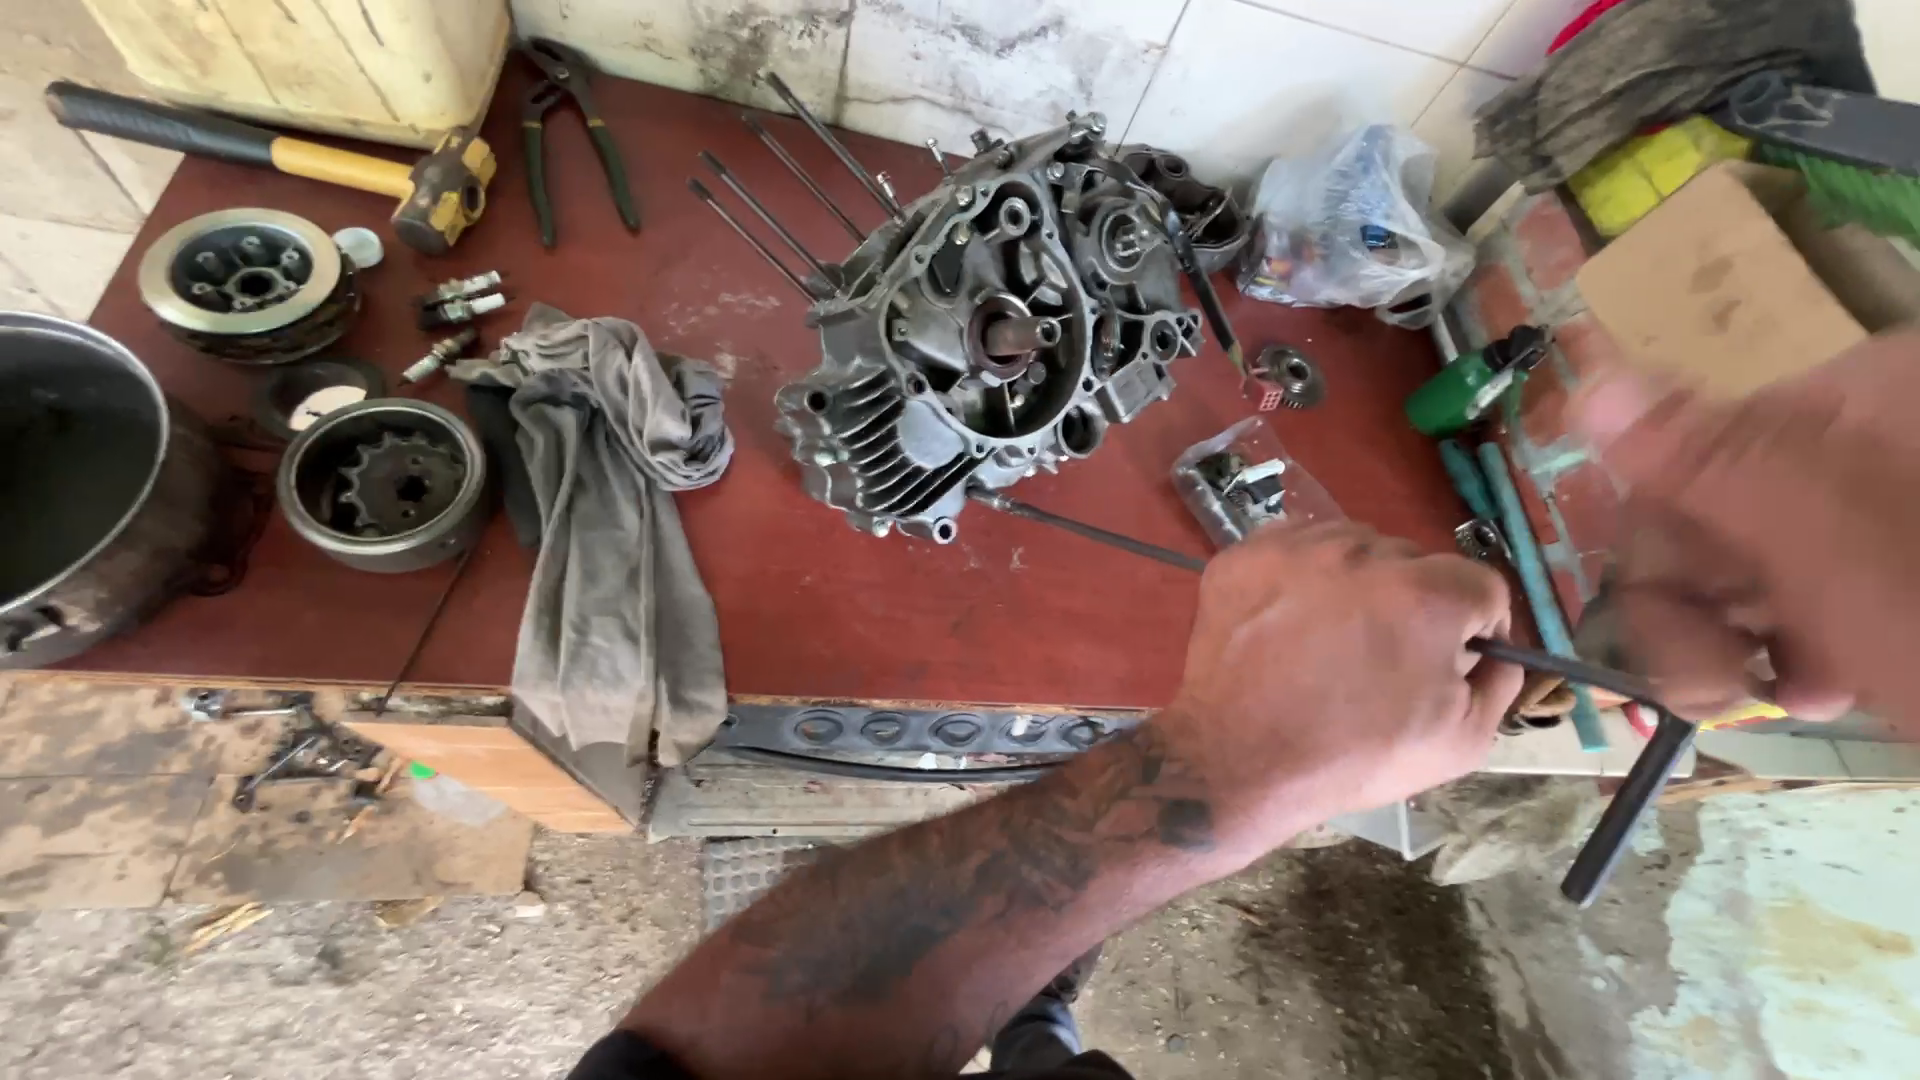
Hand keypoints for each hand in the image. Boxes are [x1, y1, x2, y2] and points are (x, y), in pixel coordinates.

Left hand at [1155, 521, 1519, 864]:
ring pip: (1350, 546)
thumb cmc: (1352, 754)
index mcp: (1426, 594)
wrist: (1238, 754)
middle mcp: (1360, 554)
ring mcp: (1293, 549)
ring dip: (1353, 580)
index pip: (1479, 587)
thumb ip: (1497, 678)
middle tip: (1376, 652)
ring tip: (1328, 633)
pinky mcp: (1242, 555)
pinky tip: (1290, 613)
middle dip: (1409, 601)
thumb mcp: (1461, 739)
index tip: (1444, 657)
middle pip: (1411, 562)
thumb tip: (1488, 645)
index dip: (1471, 626)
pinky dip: (1299, 572)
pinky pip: (1291, 545)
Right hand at [1571, 331, 1919, 723]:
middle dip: (1691, 610)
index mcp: (1870, 401)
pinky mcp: (1894, 542)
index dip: (1653, 566)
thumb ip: (1718, 462)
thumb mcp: (1855, 559)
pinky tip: (1819, 679)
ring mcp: (1892, 485)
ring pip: (1748, 546)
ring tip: (1772, 694)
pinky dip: (1793, 630)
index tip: (1681, 662)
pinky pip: (1805, 569)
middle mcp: (1879, 428)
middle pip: (1708, 509)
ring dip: (1732, 629)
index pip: (1676, 466)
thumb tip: (1592, 385)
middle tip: (1717, 693)